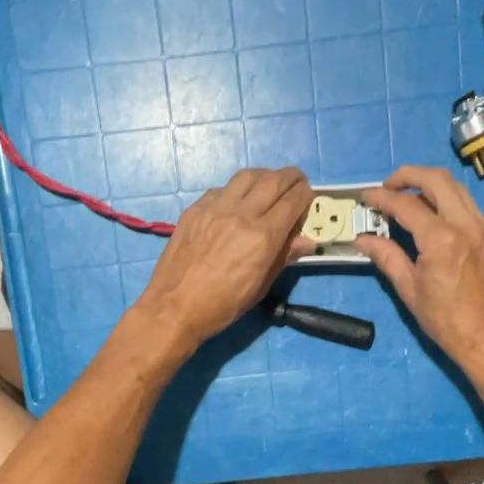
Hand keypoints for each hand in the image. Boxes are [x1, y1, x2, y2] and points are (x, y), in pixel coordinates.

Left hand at [135, 167, 315, 347]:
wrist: (174, 307)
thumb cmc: (222, 306)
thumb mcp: (260, 287)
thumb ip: (283, 257)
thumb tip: (306, 240)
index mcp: (262, 238)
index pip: (292, 202)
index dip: (305, 194)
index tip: (309, 195)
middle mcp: (241, 215)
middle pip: (273, 181)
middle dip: (291, 177)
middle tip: (297, 181)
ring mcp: (215, 209)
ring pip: (246, 177)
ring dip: (264, 176)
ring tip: (269, 183)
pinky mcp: (195, 210)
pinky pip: (221, 190)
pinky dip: (236, 190)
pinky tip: (237, 201)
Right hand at [355, 166, 483, 364]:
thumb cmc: (443, 319)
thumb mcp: (408, 288)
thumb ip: (386, 256)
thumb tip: (362, 239)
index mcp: (442, 239)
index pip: (406, 204)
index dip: (381, 197)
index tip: (365, 197)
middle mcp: (466, 224)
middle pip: (436, 179)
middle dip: (408, 176)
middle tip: (388, 188)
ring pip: (456, 187)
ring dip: (429, 185)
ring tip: (408, 199)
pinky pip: (467, 205)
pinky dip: (446, 201)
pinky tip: (432, 217)